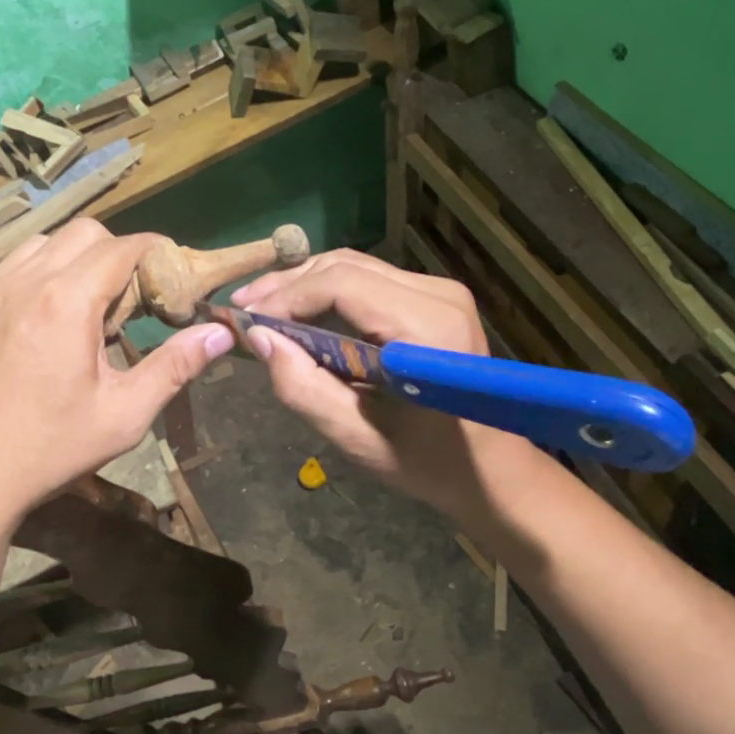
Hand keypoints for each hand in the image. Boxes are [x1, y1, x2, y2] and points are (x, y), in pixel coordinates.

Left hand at [0, 219, 233, 531]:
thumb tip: (219, 333)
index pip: (122, 246)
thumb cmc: (48, 451)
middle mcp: (23, 281)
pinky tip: (16, 311)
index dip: (152, 251)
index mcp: (68, 301)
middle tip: (120, 298)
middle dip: (111, 253)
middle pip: (80, 234)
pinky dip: (11, 275)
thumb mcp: (123, 416)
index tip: (165, 272)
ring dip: (63, 262)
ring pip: (34, 245)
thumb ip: (174, 367)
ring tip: (70, 306)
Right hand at [231, 249, 535, 513]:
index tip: (246, 319)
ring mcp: (439, 290)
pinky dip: (327, 290)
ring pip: (353, 265)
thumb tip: (258, 338)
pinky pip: (368, 278)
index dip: (286, 296)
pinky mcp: (434, 296)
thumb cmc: (427, 461)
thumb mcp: (357, 437)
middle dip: (288, 284)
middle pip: (345, 265)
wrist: (491, 467)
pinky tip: (298, 309)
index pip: (342, 284)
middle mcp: (438, 295)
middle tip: (243, 308)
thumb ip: (304, 388)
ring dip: (304, 283)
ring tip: (261, 306)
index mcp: (427, 329)